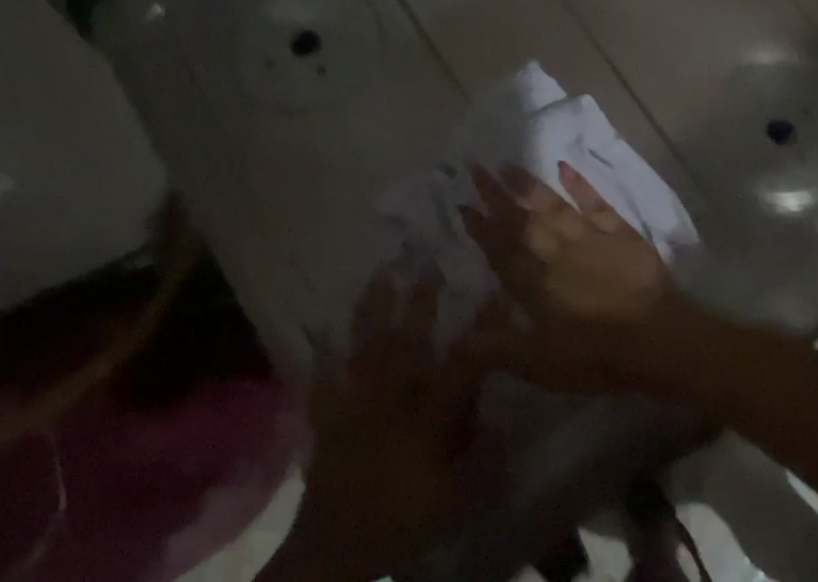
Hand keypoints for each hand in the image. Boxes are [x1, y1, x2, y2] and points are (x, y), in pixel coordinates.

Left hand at [262, 272, 479, 581]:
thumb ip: (481, 459)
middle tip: (430, 265)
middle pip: (407, 348)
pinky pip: (322, 382)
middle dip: (420, 305)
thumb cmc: (401, 525)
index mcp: (425, 426)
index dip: (480, 332)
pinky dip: (319, 355)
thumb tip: (503, 419)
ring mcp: (355, 410)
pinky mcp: (329, 422)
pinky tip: (314, 326)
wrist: (333, 554)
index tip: (494, 292)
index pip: (459, 370)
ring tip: (381, 275)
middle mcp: (390, 407)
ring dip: (373, 313)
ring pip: (366, 354)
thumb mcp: (455, 501)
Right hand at [459, 162, 701, 393]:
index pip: (501, 252)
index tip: (463, 205)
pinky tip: (564, 167)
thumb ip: (496, 349)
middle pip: (523, 221)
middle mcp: (558, 253)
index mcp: (535, 285)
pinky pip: (596, 203)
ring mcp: (591, 238)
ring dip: (530, 185)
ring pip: (554, 206)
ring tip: (508, 164)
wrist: (658, 338)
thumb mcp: (540, 365)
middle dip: (498, 196)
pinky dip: (579, 184)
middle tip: (476, 169)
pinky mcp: (621, 233)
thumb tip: (453, 339)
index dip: (481, 230)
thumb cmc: (596, 357)